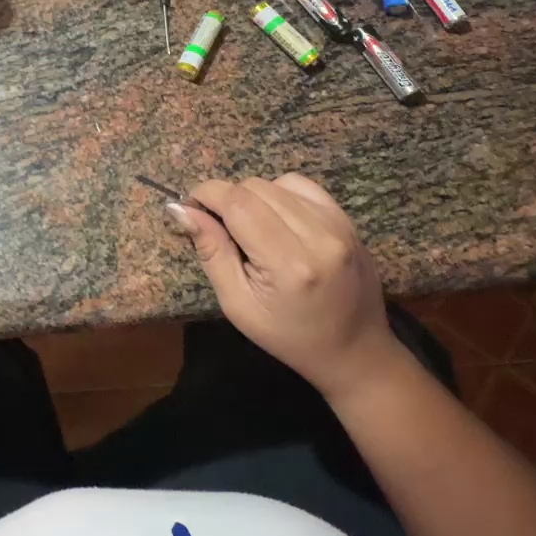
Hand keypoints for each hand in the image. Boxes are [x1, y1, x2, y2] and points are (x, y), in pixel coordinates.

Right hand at [169, 174, 407, 399]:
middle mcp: (318, 235)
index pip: (238, 202)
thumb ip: (211, 252)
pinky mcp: (348, 220)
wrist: (356, 352)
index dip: (206, 194)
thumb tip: (180, 209)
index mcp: (289, 263)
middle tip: (220, 228)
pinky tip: (277, 220)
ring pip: (275, 183)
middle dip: (227, 198)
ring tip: (252, 229)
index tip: (190, 206)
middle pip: (254, 187)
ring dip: (253, 197)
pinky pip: (301, 186)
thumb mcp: (238, 304)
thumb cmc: (289, 337)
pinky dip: (279, 194)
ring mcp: (338, 224)